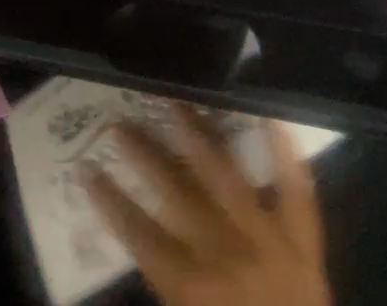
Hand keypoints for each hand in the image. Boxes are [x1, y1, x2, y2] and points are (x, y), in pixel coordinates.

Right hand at [82, 106, 329, 305]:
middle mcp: (223, 252)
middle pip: (175, 191)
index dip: (107, 199)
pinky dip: (285, 155)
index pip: (136, 232)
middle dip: (144, 154)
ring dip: (198, 137)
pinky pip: (296, 192)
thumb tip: (140, 235)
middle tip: (120, 122)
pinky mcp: (303, 241)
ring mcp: (266, 241)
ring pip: (225, 177)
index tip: (84, 168)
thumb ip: (166, 279)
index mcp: (190, 284)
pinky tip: (270, 117)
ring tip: (176, 103)